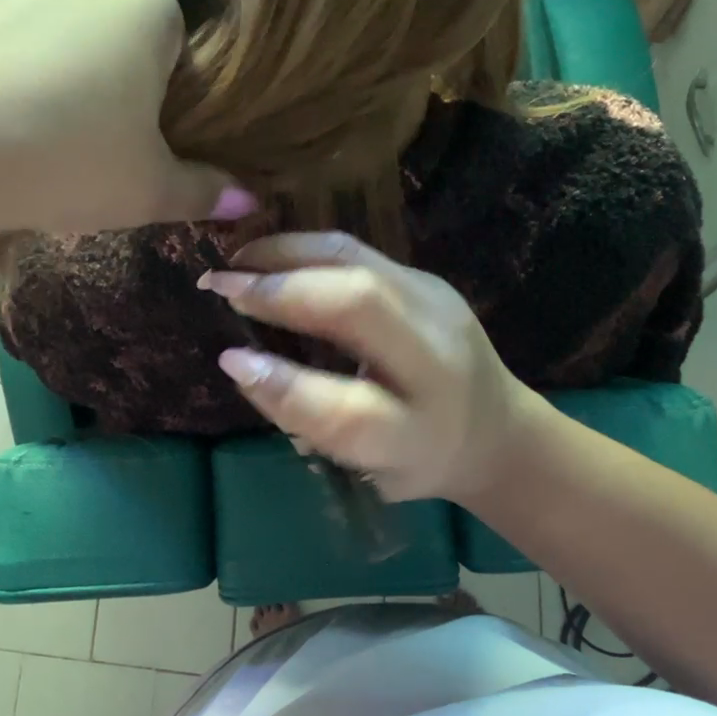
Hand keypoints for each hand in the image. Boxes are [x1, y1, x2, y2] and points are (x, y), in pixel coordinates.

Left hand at [0, 0, 250, 236]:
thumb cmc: (58, 161)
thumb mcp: (144, 192)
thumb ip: (203, 191)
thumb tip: (248, 198)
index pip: (166, 41)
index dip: (147, 94)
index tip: (117, 137)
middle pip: (102, 11)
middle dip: (92, 61)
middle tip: (59, 129)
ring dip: (33, 41)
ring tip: (3, 109)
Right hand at [199, 232, 554, 503]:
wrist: (496, 431)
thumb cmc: (415, 460)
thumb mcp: (363, 466)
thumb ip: (308, 422)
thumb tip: (242, 365)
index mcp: (420, 433)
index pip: (348, 410)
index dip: (283, 385)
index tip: (230, 359)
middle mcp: (438, 363)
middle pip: (360, 305)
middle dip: (280, 290)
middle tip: (219, 287)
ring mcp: (438, 307)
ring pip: (356, 260)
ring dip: (284, 254)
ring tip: (235, 263)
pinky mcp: (429, 279)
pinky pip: (357, 251)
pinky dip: (303, 249)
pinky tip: (268, 257)